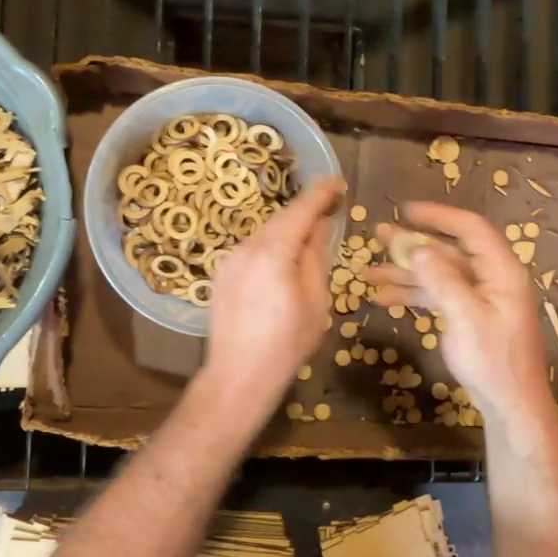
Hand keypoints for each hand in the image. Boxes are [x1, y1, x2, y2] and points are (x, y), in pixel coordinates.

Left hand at [202, 177, 345, 402]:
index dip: (321, 193)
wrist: (238, 374)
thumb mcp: (315, 300)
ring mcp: (229, 260)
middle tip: (330, 206)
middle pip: (281, 219)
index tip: (337, 182)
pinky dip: (270, 247)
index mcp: (273, 252)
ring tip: (310, 236)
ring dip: (287, 230)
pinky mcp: (220, 275)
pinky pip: (251, 251)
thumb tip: (321, 225)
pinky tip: (283, 259)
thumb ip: (316, 256)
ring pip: (264, 234)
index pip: (301, 210)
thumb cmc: (286, 343)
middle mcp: (246, 248)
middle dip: (305, 210)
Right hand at [366, 202, 550, 419]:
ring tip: (370, 272)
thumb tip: (417, 249)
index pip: (470, 229)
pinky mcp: (470, 316)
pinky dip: (415, 295)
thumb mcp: (466, 318)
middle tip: (377, 236)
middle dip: (412, 246)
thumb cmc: (493, 362)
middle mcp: (491, 278)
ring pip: (439, 275)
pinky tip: (385, 298)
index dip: (438, 216)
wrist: (511, 405)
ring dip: (406, 274)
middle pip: (449, 252)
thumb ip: (442, 281)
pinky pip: (439, 296)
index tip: (405, 211)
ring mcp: (481, 298)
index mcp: (501, 271)